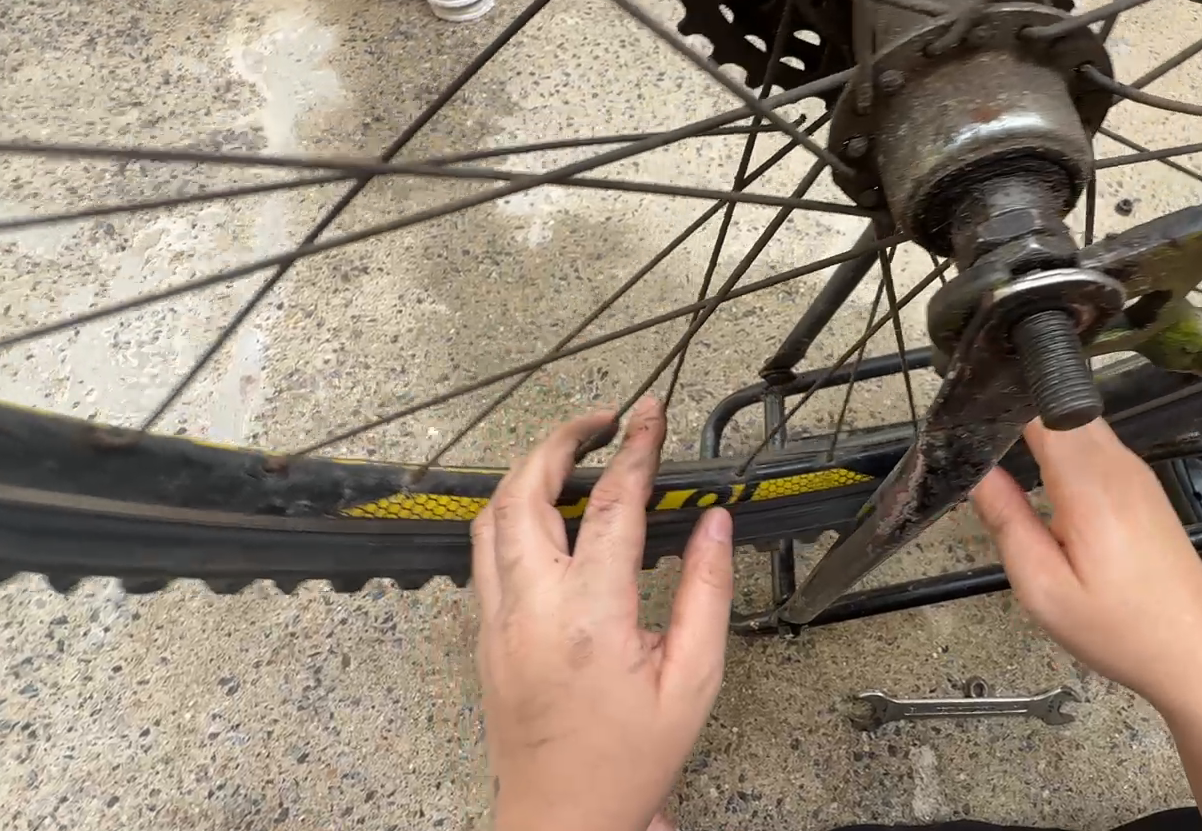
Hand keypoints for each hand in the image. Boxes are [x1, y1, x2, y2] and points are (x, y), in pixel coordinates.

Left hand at [472, 398, 733, 830]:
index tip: (651, 412)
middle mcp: (531, 609)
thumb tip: (714, 521)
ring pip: (493, 516)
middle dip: (562, 440)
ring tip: (576, 448)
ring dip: (531, 468)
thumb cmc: (632, 756)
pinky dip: (514, 504)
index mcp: (590, 618)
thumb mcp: (695, 677)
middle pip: (526, 493)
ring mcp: (498, 620)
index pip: (613, 507)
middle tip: (605, 420)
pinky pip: (486, 547)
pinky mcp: (486, 632)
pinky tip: (549, 502)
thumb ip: (707, 590)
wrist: (562, 822)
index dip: (637, 450)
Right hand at [970, 418, 1201, 706]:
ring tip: (1004, 454)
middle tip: (977, 439)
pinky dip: (1064, 447)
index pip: (1043, 411)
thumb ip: (1007, 521)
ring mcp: (1135, 471)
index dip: (1005, 403)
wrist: (1199, 655)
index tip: (971, 418)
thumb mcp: (1044, 588)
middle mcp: (1117, 464)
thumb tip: (977, 472)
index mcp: (1089, 482)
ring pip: (1078, 424)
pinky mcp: (1143, 485)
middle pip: (1059, 409)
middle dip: (1018, 413)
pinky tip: (1046, 478)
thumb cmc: (1120, 629)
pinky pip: (1095, 444)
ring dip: (1042, 430)